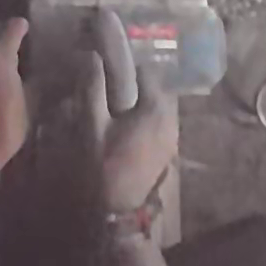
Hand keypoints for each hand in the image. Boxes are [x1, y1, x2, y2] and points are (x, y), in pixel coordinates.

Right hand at [79, 52, 173, 211]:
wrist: (119, 210)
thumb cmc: (104, 165)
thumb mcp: (92, 124)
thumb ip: (93, 88)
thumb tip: (92, 56)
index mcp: (156, 107)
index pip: (145, 69)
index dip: (125, 63)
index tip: (106, 62)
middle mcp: (172, 117)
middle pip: (154, 85)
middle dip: (133, 79)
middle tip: (108, 80)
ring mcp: (173, 134)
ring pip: (157, 102)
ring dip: (139, 97)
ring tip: (115, 99)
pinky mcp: (169, 147)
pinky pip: (159, 118)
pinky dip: (144, 113)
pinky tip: (126, 120)